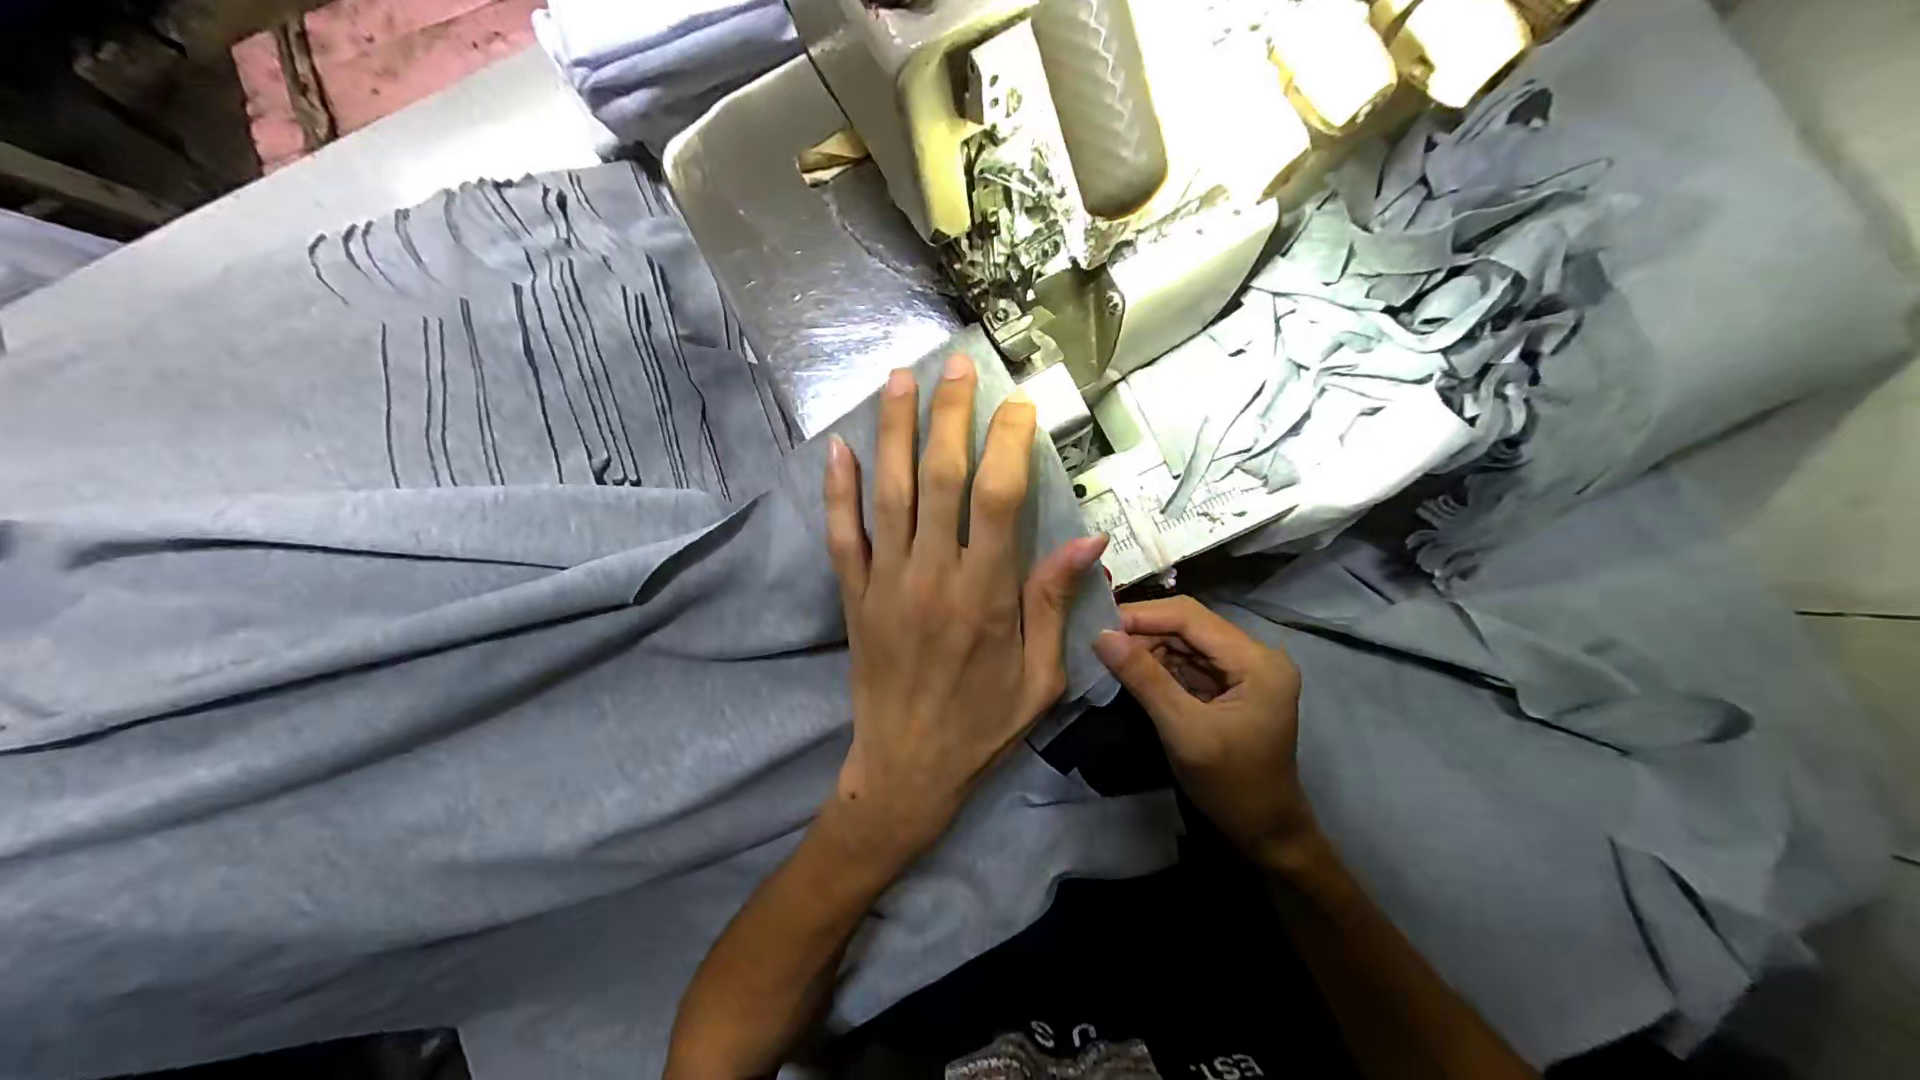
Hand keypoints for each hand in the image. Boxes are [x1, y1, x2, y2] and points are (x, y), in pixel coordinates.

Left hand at [823, 355, 1108, 866]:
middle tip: (955, 365)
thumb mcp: (1041, 677)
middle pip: (941, 477)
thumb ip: (1055, 603)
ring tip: (899, 379)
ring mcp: (887, 583)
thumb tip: (1087, 539)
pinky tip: (840, 447)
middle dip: (950, 415)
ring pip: (890, 493)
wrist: (908, 769)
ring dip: (896, 431)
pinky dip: (838, 490)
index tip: (1016, 404)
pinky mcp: (855, 597)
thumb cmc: (983, 726)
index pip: (999, 497)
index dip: (1008, 442)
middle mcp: (934, 575)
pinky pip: (842, 535)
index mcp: (987, 594)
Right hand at [1093, 597, 1318, 866]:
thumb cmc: (1231, 785)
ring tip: (1108, 653)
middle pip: (1189, 624)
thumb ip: (1144, 679)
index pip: (1191, 617)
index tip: (1098, 624)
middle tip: (1098, 640)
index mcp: (1256, 661)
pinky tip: (1130, 668)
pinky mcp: (1231, 685)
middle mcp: (1255, 655)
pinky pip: (1189, 661)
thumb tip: (1101, 635)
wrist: (1266, 832)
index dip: (1143, 615)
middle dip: (1143, 630)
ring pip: (1186, 641)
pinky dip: (1159, 663)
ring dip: (1148, 645)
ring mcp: (1244, 670)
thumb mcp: (1182, 730)